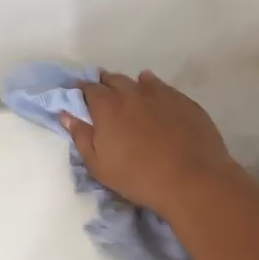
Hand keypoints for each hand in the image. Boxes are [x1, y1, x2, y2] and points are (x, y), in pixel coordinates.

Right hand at [61, 70, 241, 215]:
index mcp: (107, 107)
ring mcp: (161, 94)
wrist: (191, 179)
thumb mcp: (99, 165)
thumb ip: (81, 137)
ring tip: (128, 93)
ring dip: (130, 85)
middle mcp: (132, 93)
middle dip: (105, 84)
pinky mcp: (183, 101)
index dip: (83, 91)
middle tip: (103, 94)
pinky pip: (163, 87)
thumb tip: (67, 115)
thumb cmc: (137, 177)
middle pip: (114, 80)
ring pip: (140, 80)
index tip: (81, 97)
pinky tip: (155, 94)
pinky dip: (153, 87)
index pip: (89, 89)